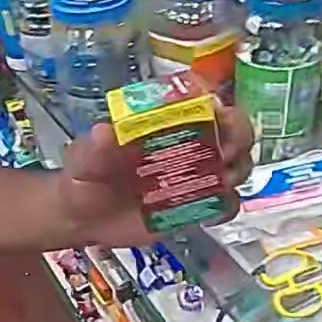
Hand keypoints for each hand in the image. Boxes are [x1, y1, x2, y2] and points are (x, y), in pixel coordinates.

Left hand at [60, 101, 252, 246]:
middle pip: (230, 130)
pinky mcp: (195, 208)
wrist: (83, 221)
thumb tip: (103, 132)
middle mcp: (186, 145)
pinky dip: (227, 206)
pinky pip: (225, 205)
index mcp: (163, 123)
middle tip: (226, 151)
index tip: (218, 111)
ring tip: (224, 181)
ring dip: (239, 169)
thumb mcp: (83, 161)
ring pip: (236, 165)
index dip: (216, 101)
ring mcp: (194, 177)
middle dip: (239, 135)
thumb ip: (93, 149)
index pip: (200, 101)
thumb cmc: (85, 179)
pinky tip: (214, 212)